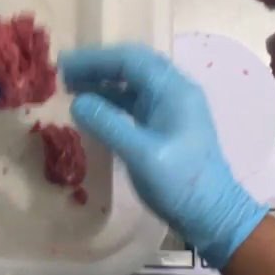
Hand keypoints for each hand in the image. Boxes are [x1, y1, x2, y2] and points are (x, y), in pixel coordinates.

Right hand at [60, 44, 267, 267]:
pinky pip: (134, 104)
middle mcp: (174, 92)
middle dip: (97, 67)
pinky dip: (112, 102)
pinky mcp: (165, 127)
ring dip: (103, 84)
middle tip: (63, 75)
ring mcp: (171, 110)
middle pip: (132, 67)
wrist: (212, 215)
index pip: (130, 60)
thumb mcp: (142, 155)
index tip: (63, 64)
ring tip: (71, 90)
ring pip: (132, 84)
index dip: (94, 59)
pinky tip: (92, 112)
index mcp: (174, 91)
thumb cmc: (180, 184)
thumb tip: (77, 102)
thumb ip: (108, 125)